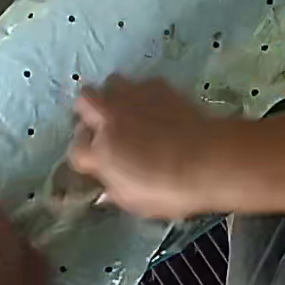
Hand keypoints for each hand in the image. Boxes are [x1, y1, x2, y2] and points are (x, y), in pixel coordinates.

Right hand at [68, 77, 235, 220]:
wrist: (207, 158)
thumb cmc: (171, 189)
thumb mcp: (136, 202)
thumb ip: (114, 190)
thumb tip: (106, 188)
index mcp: (100, 152)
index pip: (76, 149)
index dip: (84, 155)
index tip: (95, 161)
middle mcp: (110, 118)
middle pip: (84, 101)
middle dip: (88, 111)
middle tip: (102, 125)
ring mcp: (133, 98)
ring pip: (111, 82)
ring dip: (114, 95)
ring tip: (127, 109)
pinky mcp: (157, 85)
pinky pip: (141, 83)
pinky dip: (144, 93)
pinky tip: (156, 107)